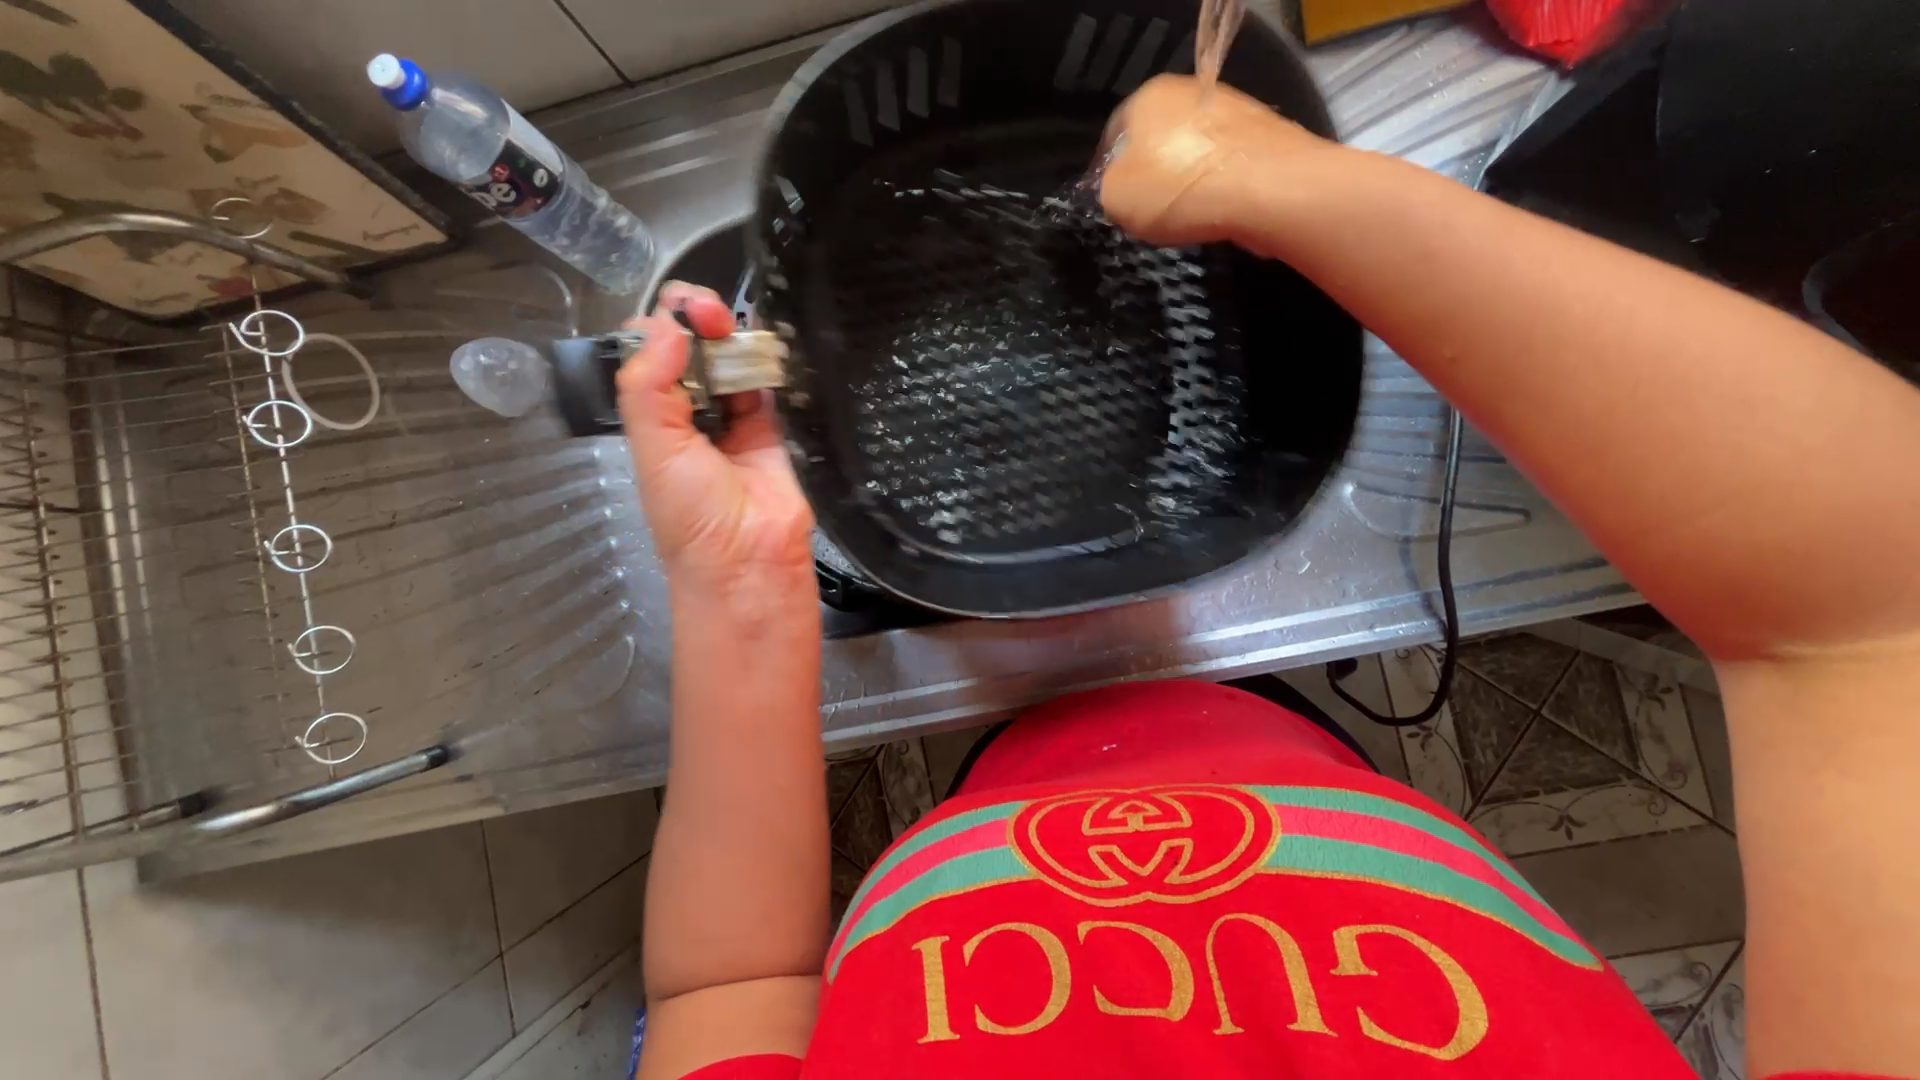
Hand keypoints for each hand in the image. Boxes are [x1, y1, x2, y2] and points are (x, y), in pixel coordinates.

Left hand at [616, 282, 815, 602]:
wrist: (749, 559)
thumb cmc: (691, 512)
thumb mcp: (653, 448)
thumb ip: (649, 386)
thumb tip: (668, 326)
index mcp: (652, 419)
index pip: (649, 356)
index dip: (657, 327)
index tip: (673, 318)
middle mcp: (690, 413)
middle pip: (690, 349)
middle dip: (693, 319)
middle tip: (707, 313)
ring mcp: (733, 419)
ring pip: (727, 359)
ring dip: (726, 334)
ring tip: (728, 322)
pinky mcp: (772, 426)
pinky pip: (765, 382)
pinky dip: (761, 359)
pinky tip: (758, 342)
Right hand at [1098, 74, 1340, 247]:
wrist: (1268, 190)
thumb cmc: (1178, 189)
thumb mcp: (1116, 198)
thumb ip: (1109, 189)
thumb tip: (1121, 187)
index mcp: (1149, 96)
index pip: (1115, 134)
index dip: (1109, 172)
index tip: (1115, 203)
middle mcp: (1192, 91)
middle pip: (1159, 140)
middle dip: (1153, 174)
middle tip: (1150, 213)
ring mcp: (1235, 110)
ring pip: (1196, 152)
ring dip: (1189, 182)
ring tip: (1188, 218)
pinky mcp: (1266, 135)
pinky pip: (1228, 165)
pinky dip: (1221, 187)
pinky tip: (1220, 212)